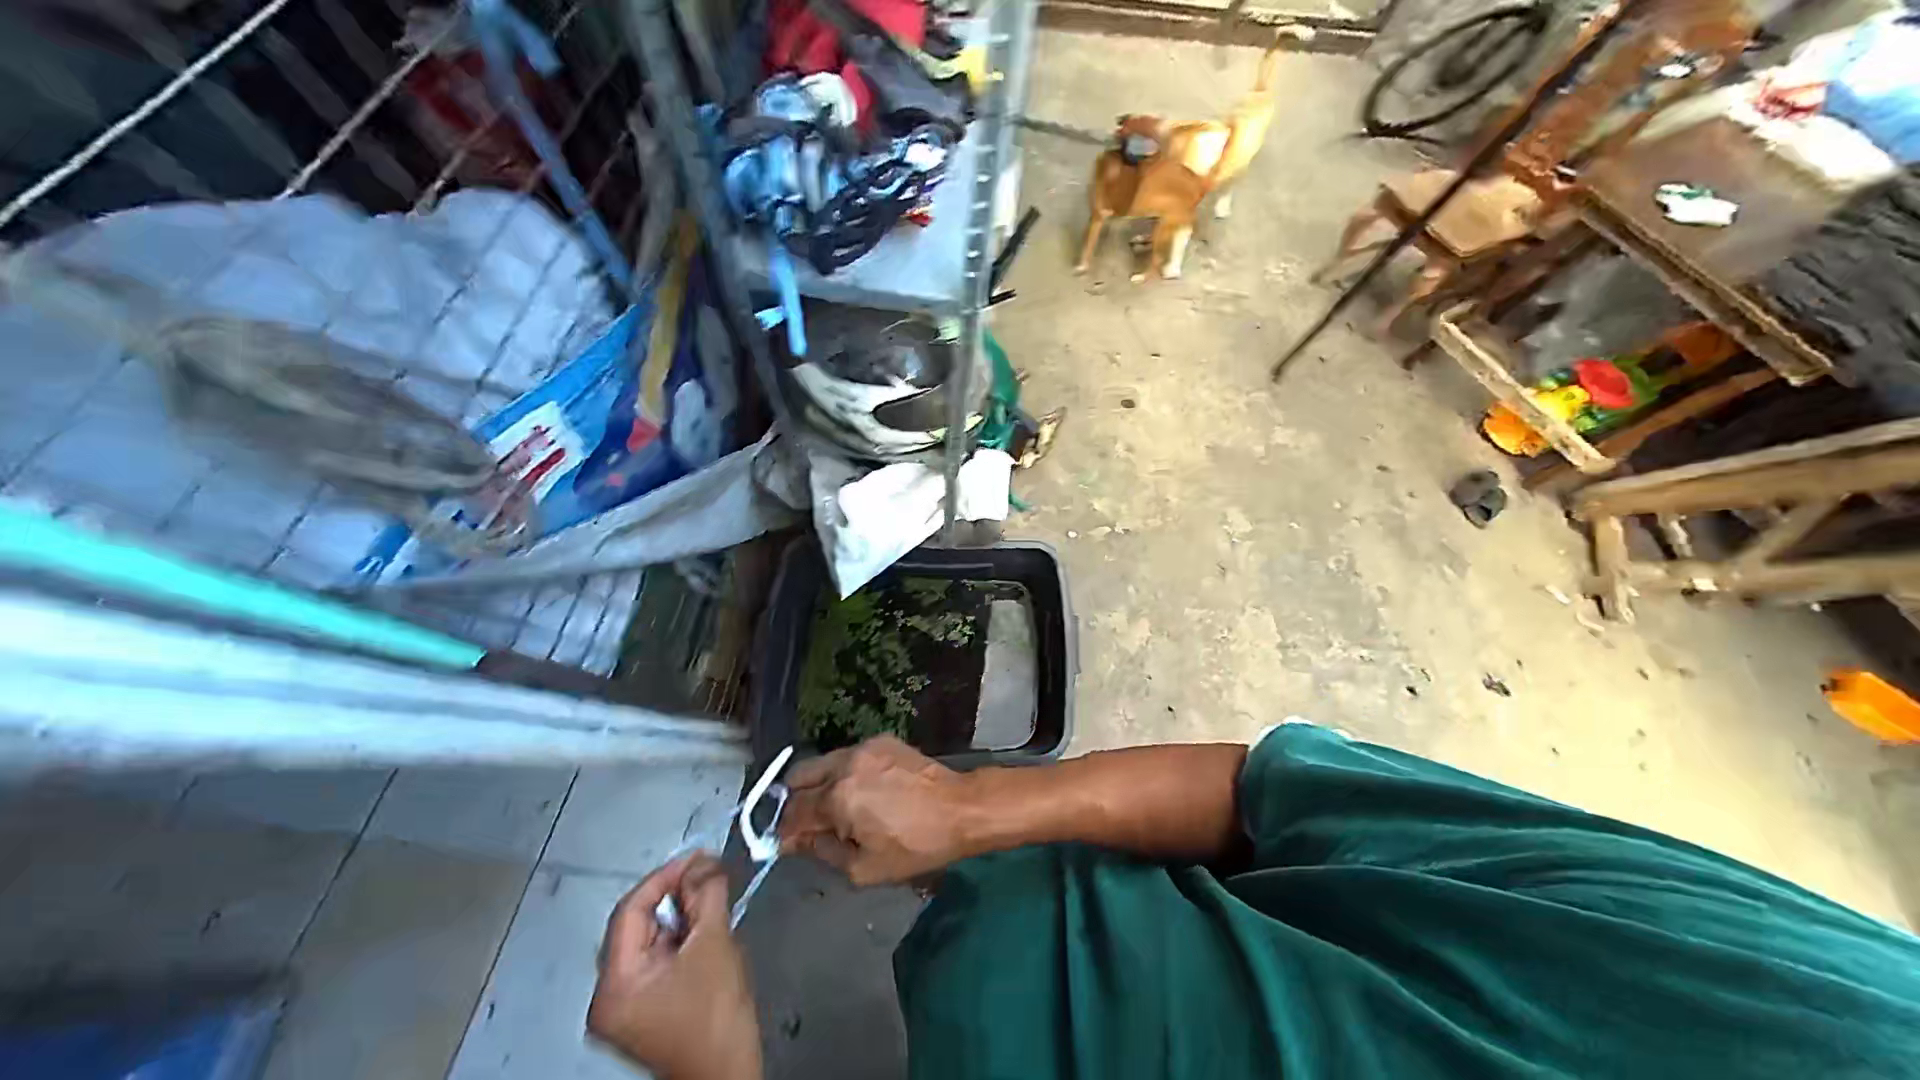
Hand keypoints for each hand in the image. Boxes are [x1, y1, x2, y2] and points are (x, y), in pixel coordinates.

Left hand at [588, 852, 761, 1079]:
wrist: (728, 1077)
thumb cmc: (717, 1013)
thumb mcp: (714, 942)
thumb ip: (706, 894)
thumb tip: (705, 860)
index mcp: (614, 984)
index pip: (630, 911)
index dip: (664, 877)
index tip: (698, 857)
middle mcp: (607, 997)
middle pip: (636, 926)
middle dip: (674, 896)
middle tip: (707, 874)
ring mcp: (623, 1009)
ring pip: (648, 942)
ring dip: (679, 917)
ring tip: (711, 899)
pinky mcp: (642, 1014)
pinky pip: (656, 961)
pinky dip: (679, 940)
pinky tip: (704, 929)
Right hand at [779, 736, 978, 885]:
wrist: (960, 809)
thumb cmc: (916, 845)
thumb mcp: (865, 868)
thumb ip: (824, 852)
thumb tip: (799, 842)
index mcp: (837, 797)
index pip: (793, 811)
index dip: (785, 830)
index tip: (787, 842)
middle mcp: (844, 764)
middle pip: (799, 776)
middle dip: (796, 801)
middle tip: (808, 823)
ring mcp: (863, 748)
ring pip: (823, 763)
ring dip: (820, 785)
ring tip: (839, 809)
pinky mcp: (881, 741)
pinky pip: (848, 756)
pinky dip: (845, 773)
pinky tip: (864, 792)